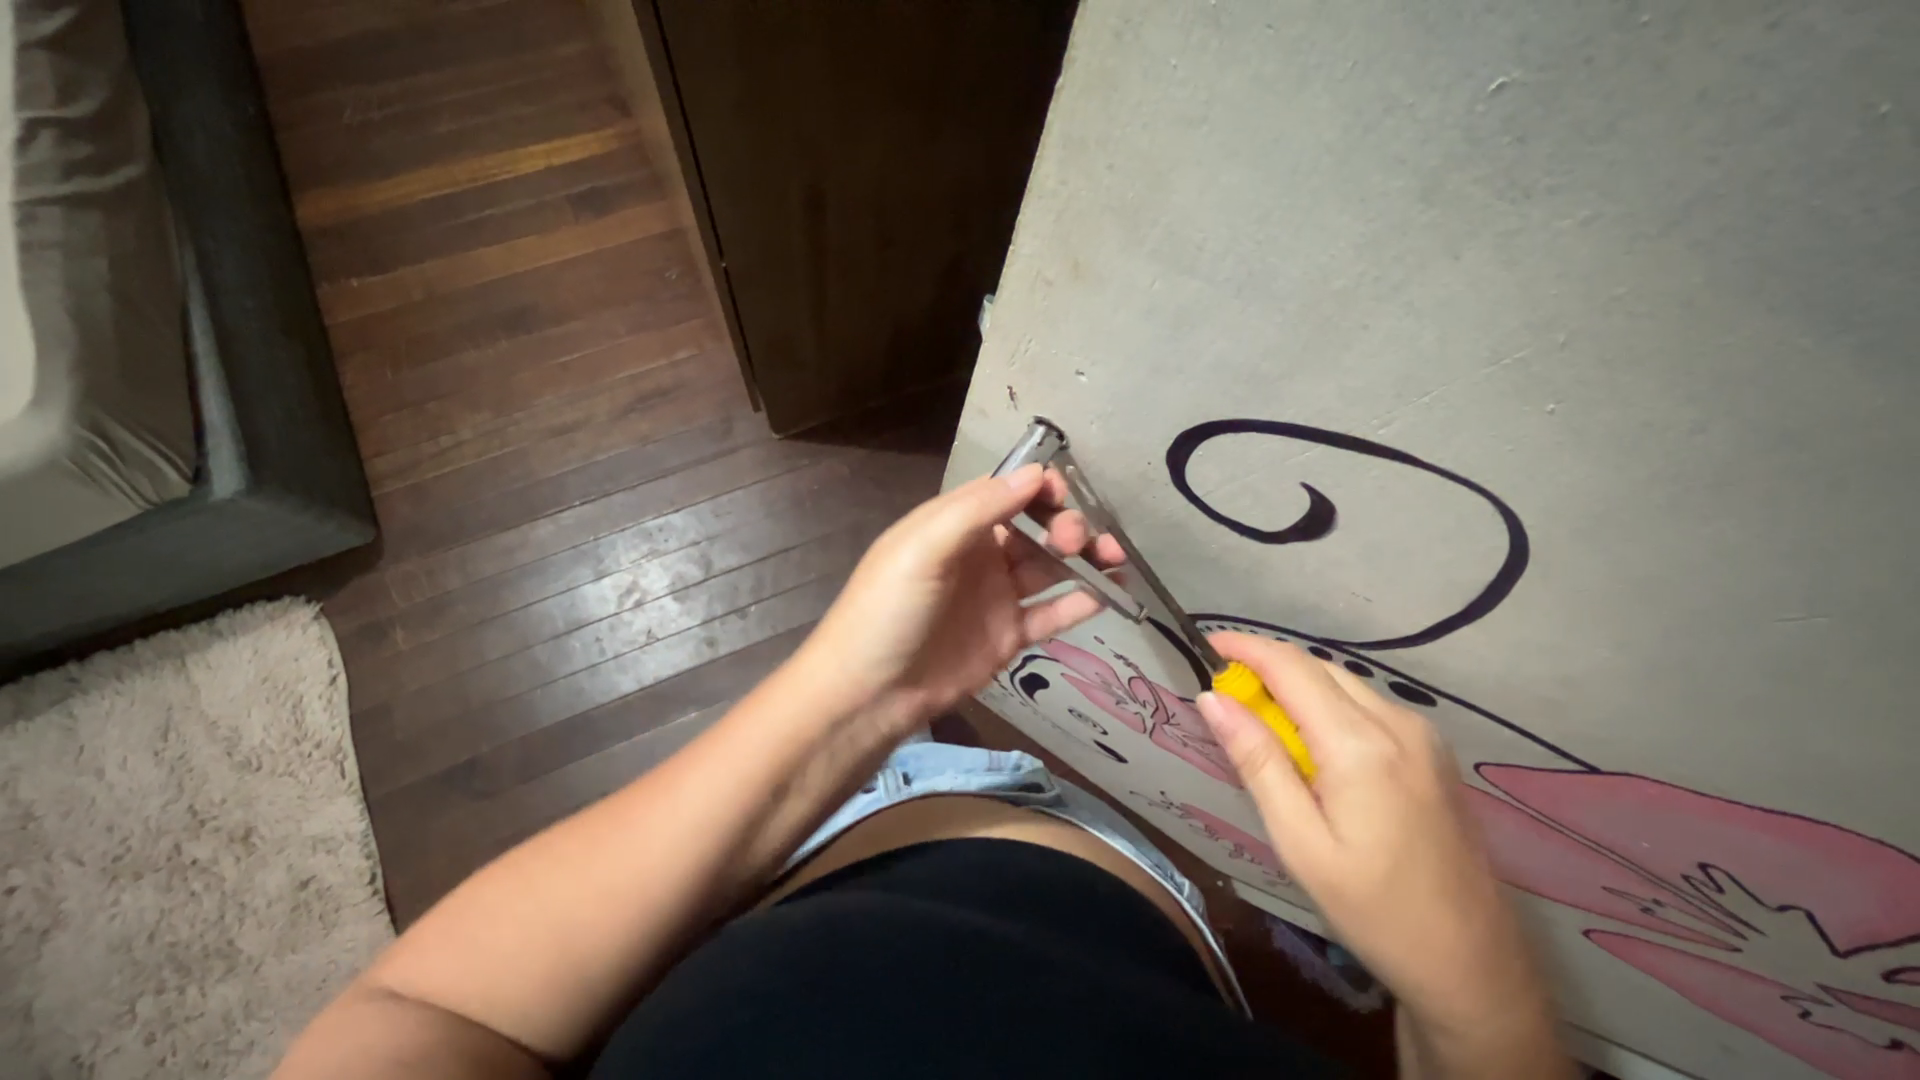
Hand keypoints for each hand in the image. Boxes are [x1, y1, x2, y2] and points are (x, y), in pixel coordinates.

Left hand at [795, 463, 1123, 726]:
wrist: (870, 693)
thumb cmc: (887, 610)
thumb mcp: (923, 548)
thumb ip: (978, 509)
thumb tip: (1035, 473)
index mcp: (953, 526)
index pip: (1004, 493)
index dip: (1037, 487)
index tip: (1063, 492)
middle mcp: (979, 555)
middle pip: (1035, 528)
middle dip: (1065, 525)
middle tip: (1077, 537)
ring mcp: (996, 597)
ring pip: (1050, 568)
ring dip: (1084, 559)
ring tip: (1113, 559)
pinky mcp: (1009, 637)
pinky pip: (1051, 614)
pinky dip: (1079, 603)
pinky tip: (1104, 596)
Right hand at [1194, 634, 1563, 1058]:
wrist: (1472, 962)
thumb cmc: (1373, 909)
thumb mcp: (1299, 841)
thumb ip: (1258, 762)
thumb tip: (1213, 699)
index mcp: (1360, 745)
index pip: (1291, 668)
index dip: (1245, 648)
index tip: (1204, 644)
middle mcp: (1397, 724)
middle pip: (1319, 669)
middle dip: (1267, 667)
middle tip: (1223, 693)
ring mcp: (1423, 737)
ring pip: (1346, 685)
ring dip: (1297, 687)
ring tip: (1258, 719)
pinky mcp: (1433, 754)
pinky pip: (1369, 708)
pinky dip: (1328, 707)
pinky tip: (1309, 743)